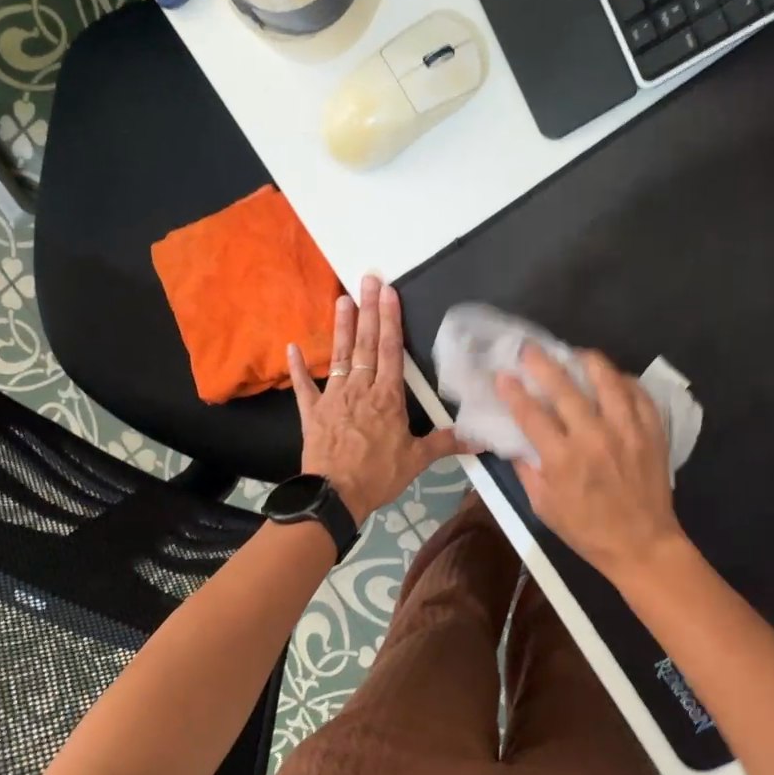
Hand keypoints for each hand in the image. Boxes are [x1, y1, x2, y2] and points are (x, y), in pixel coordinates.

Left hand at [289, 276, 468, 525]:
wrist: (334, 496)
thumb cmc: (378, 476)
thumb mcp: (417, 460)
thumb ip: (445, 444)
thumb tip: (481, 440)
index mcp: (387, 397)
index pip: (391, 350)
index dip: (390, 319)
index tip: (388, 291)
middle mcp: (360, 389)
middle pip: (366, 344)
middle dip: (369, 310)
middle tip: (366, 279)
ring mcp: (333, 398)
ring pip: (339, 357)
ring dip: (341, 328)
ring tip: (342, 300)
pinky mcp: (311, 412)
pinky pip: (303, 386)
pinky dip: (298, 367)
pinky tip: (293, 347)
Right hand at [496, 346, 686, 579]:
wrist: (642, 544)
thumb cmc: (587, 529)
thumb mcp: (543, 506)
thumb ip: (527, 470)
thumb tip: (515, 441)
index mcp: (563, 459)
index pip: (531, 414)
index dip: (513, 392)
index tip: (502, 376)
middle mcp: (594, 437)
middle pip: (565, 388)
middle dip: (543, 364)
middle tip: (531, 350)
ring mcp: (627, 431)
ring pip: (607, 380)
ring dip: (587, 361)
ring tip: (576, 354)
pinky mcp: (651, 432)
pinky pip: (638, 394)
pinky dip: (623, 381)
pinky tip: (612, 378)